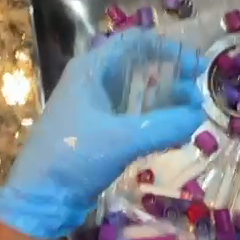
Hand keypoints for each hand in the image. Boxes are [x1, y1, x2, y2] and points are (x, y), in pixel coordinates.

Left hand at [0, 31, 205, 239]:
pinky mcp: (99, 128)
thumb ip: (163, 126)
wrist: (40, 197)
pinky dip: (154, 119)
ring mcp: (94, 105)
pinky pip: (132, 114)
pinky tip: (174, 132)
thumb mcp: (121, 139)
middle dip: (172, 76)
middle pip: (139, 65)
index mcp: (91, 69)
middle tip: (199, 94)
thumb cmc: (73, 157)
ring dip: (165, 100)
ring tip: (193, 114)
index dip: (169, 48)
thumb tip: (198, 116)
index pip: (136, 42)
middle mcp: (93, 80)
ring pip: (137, 92)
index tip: (197, 67)